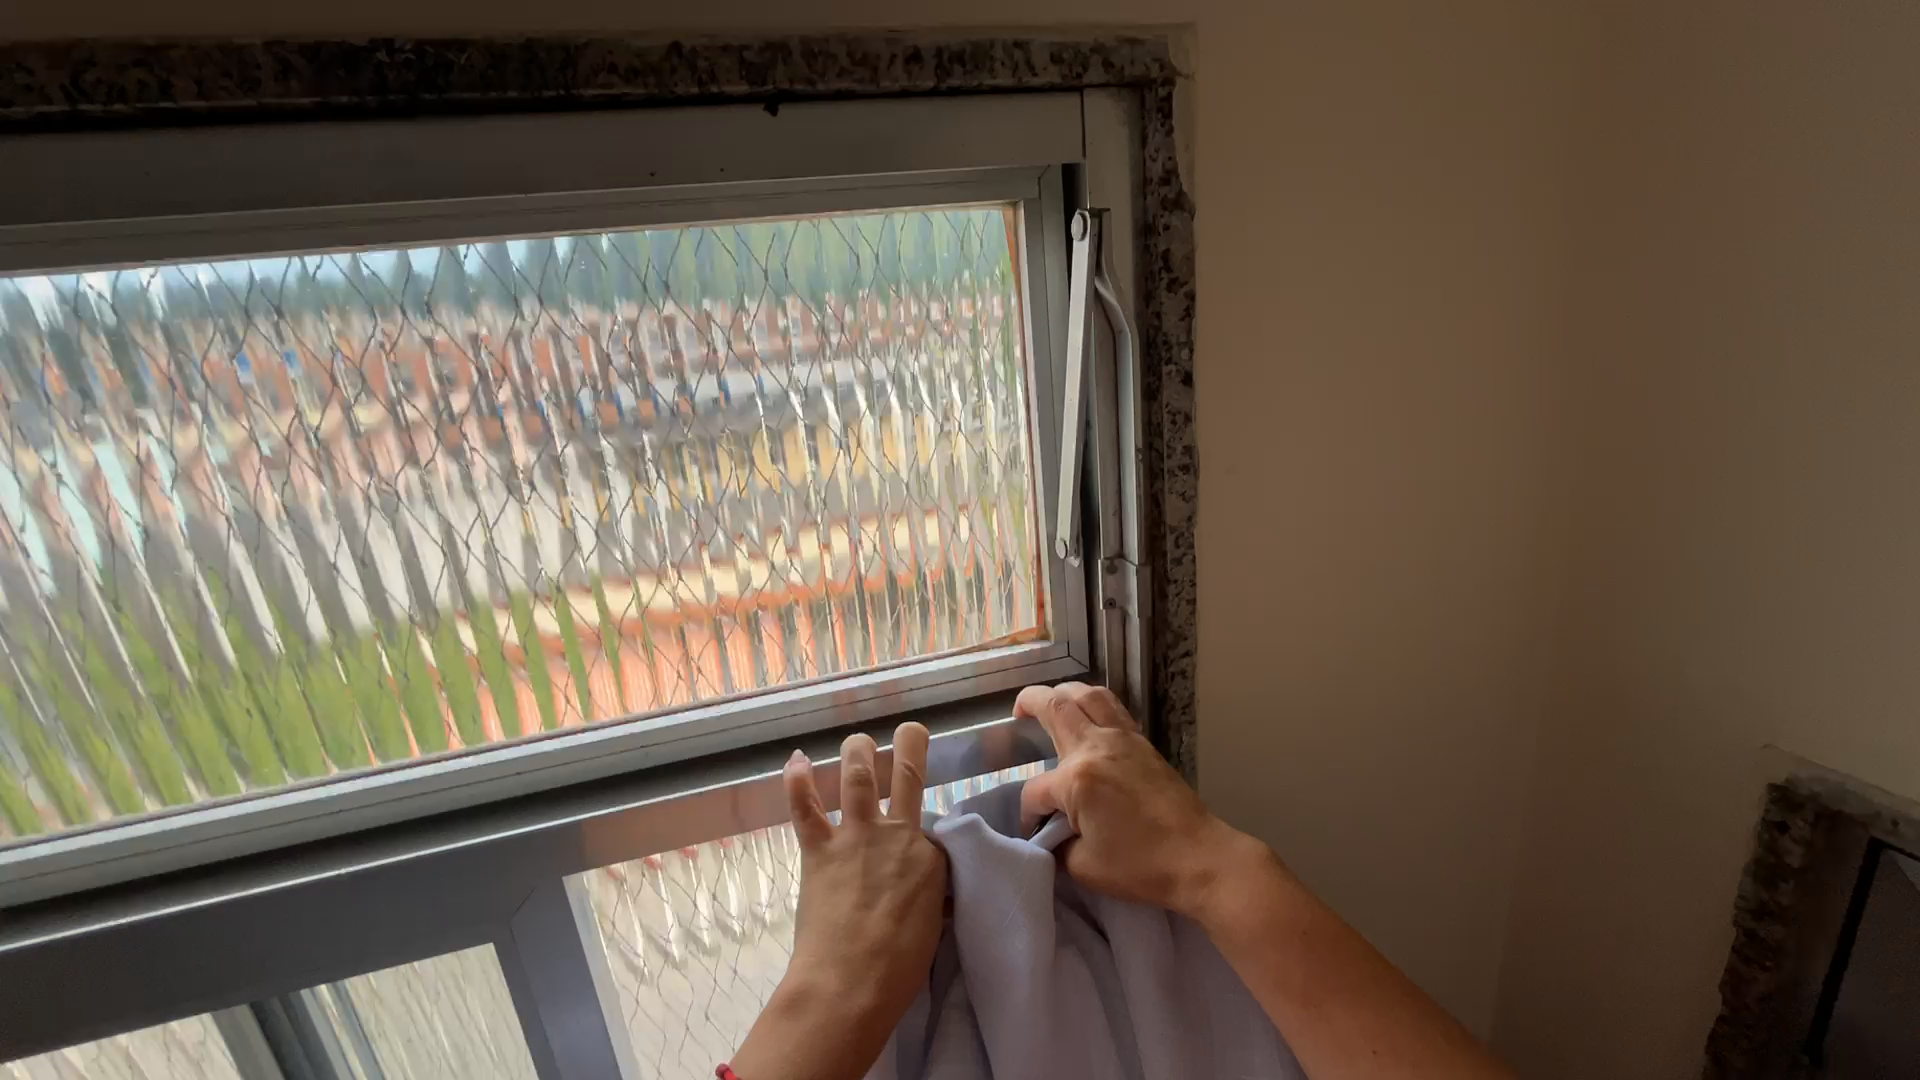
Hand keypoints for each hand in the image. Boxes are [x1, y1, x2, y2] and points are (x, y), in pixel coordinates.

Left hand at [731, 724, 946, 1079]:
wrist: (850, 985)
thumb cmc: (898, 967)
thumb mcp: (934, 926)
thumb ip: (930, 894)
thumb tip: (924, 889)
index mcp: (931, 856)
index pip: (933, 827)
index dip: (926, 830)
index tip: (921, 843)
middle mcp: (897, 833)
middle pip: (908, 774)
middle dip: (910, 744)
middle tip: (908, 731)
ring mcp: (856, 836)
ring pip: (858, 775)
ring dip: (858, 751)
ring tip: (858, 741)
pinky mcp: (819, 849)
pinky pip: (805, 809)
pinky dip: (798, 782)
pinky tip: (796, 760)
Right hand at [1017, 682, 1262, 921]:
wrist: (1200, 858)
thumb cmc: (1142, 867)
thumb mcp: (1086, 868)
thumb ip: (1058, 846)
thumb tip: (1051, 834)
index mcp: (1077, 780)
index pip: (1036, 790)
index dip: (1028, 812)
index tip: (1034, 831)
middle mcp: (1096, 747)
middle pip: (1055, 707)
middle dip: (1029, 703)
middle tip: (1018, 712)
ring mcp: (1122, 740)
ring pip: (1087, 694)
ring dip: (1063, 692)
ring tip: (1052, 701)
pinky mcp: (1143, 742)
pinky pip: (1112, 707)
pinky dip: (1093, 702)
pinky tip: (1089, 715)